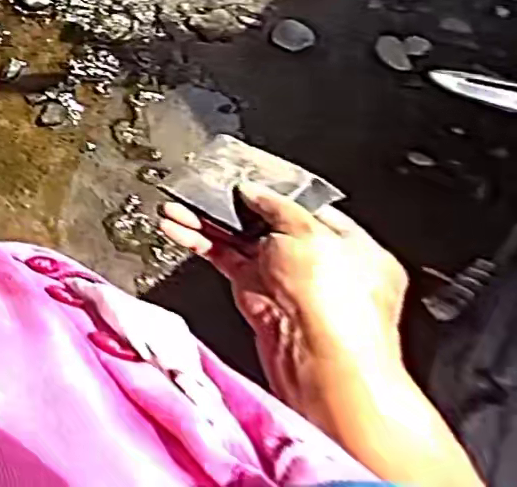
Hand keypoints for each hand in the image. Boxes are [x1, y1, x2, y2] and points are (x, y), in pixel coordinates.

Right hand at [160, 184, 407, 412]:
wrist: (313, 346)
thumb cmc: (336, 302)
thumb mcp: (308, 234)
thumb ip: (276, 206)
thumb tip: (252, 190)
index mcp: (351, 248)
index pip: (304, 207)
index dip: (270, 192)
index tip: (240, 179)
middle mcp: (317, 260)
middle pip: (260, 220)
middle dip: (224, 205)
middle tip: (196, 189)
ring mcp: (281, 273)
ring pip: (232, 235)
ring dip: (200, 219)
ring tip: (173, 206)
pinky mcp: (251, 284)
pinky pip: (217, 252)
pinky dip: (193, 238)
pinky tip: (174, 226)